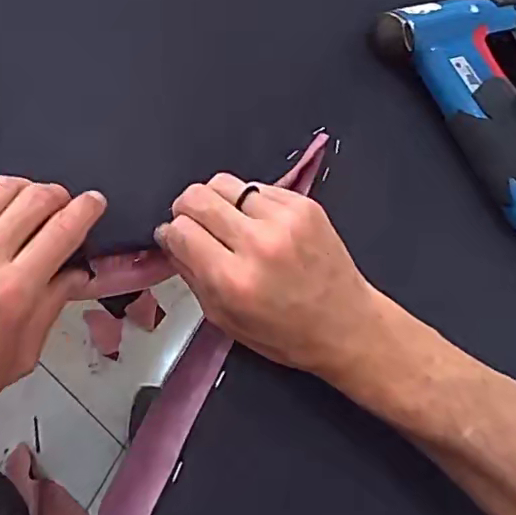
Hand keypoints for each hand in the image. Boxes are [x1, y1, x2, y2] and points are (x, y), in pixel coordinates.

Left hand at [0, 176, 105, 432]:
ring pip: (5, 186)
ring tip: (31, 205)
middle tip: (65, 207)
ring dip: (28, 189)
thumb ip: (54, 304)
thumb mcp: (23, 354)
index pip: (65, 228)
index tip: (95, 203)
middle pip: (38, 197)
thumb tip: (77, 270)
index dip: (88, 207)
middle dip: (61, 195)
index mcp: (14, 292)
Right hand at [156, 173, 386, 376]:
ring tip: (228, 222)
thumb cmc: (285, 333)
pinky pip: (256, 185)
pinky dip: (249, 202)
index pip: (181, 230)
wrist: (346, 322)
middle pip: (198, 196)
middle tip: (194, 223)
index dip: (171, 233)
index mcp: (234, 281)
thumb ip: (191, 275)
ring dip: (218, 201)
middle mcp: (258, 243)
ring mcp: (284, 218)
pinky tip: (259, 223)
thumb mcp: (225, 319)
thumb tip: (169, 238)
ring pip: (224, 182)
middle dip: (186, 208)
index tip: (175, 238)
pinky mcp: (303, 203)